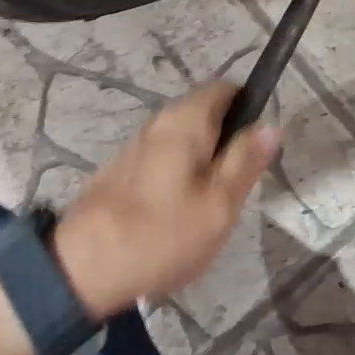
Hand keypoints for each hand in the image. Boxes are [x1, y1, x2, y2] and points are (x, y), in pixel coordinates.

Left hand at [51, 83, 280, 319]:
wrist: (84, 266)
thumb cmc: (162, 233)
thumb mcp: (219, 204)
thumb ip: (246, 161)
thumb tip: (271, 125)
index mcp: (186, 119)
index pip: (226, 89)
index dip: (249, 111)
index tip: (257, 150)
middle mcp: (160, 120)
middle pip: (206, 116)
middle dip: (226, 145)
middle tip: (234, 192)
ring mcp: (137, 144)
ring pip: (185, 141)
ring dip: (202, 166)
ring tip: (207, 211)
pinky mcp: (123, 169)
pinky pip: (164, 160)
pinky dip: (179, 179)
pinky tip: (177, 219)